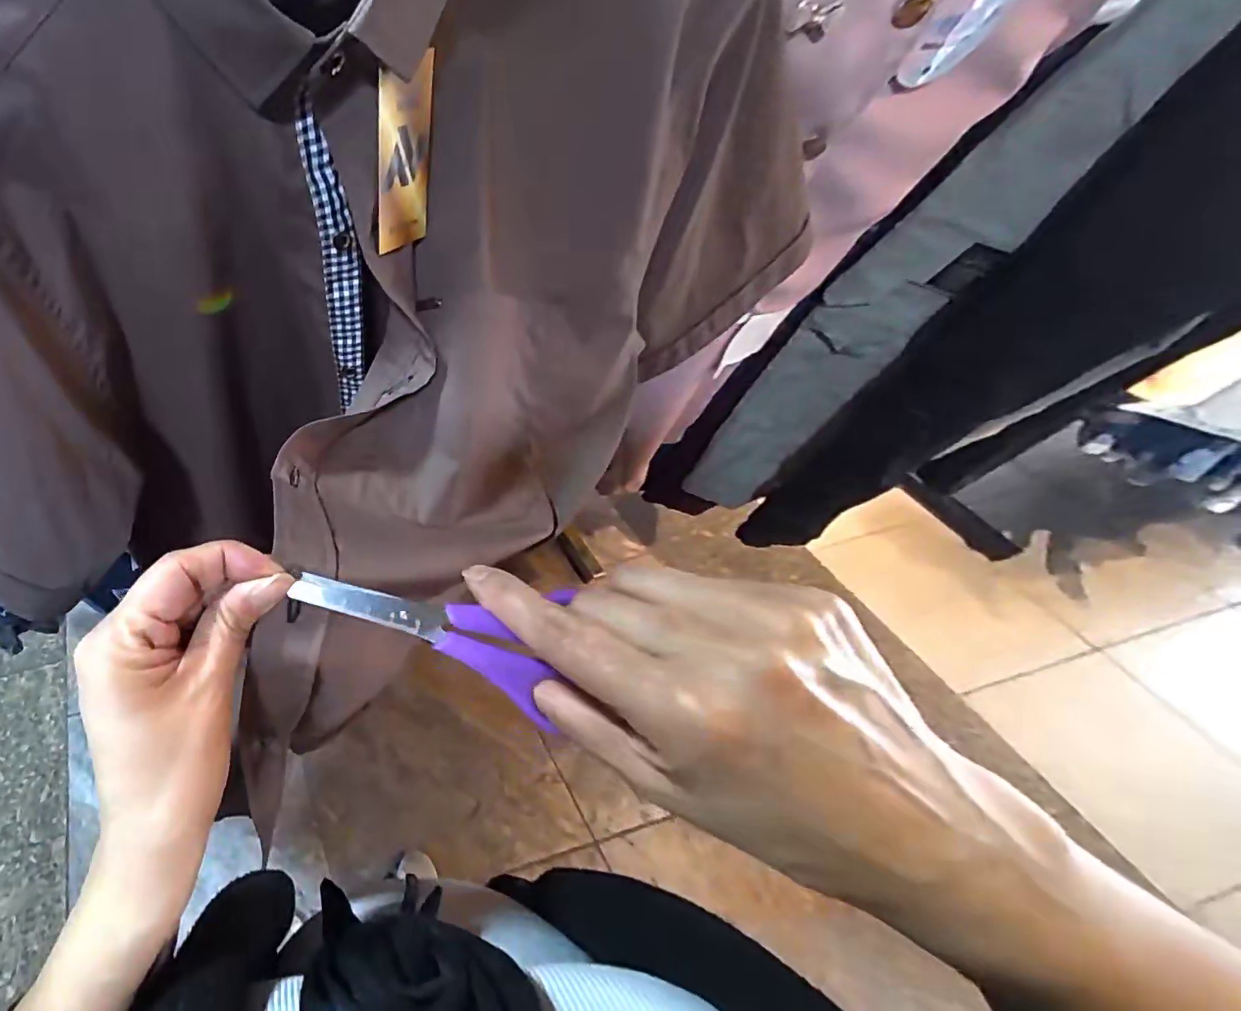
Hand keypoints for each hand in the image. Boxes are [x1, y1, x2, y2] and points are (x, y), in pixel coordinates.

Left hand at [22, 543, 290, 1010]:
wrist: (152, 840)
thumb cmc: (178, 771)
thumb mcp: (208, 688)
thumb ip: (233, 621)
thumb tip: (271, 578)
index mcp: (115, 637)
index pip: (173, 571)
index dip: (226, 559)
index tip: (276, 571)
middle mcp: (107, 635)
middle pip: (172, 585)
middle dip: (226, 578)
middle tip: (278, 586)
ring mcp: (117, 654)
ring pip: (175, 605)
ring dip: (219, 599)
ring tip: (265, 599)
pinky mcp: (132, 670)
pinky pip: (171, 630)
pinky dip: (206, 623)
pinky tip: (238, 620)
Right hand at [462, 562, 1039, 911]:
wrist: (921, 823)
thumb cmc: (776, 824)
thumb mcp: (666, 793)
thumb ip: (588, 724)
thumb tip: (538, 672)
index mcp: (684, 710)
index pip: (571, 640)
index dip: (514, 605)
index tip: (476, 575)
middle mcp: (723, 648)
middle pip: (602, 599)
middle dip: (575, 616)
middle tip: (581, 645)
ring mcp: (770, 614)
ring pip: (645, 578)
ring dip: (620, 603)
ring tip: (643, 643)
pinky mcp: (804, 598)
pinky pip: (702, 583)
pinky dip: (679, 606)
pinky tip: (709, 643)